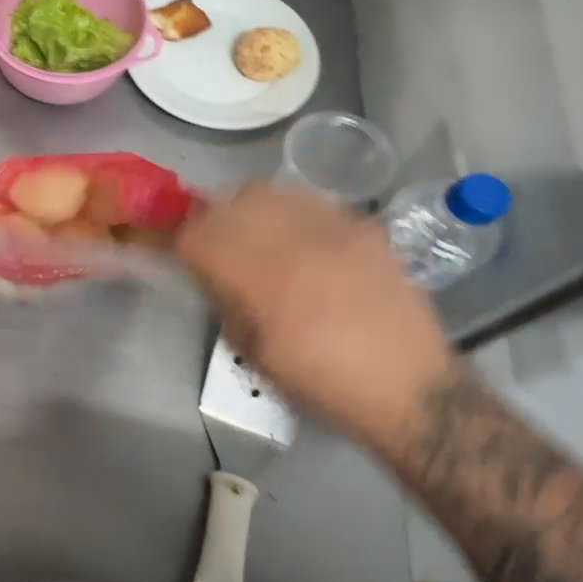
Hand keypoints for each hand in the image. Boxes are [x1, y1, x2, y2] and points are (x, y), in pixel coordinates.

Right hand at [176, 183, 457, 452]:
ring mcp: (330, 229)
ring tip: (254, 234)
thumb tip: (212, 273)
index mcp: (257, 279)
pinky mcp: (362, 228)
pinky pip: (310, 202)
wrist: (410, 389)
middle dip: (211, 218)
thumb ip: (226, 300)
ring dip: (249, 209)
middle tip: (212, 243)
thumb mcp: (253, 349)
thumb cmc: (321, 381)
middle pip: (230, 201)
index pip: (196, 234)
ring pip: (270, 191)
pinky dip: (292, 213)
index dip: (177, 238)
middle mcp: (290, 242)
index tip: (172, 248)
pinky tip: (299, 240)